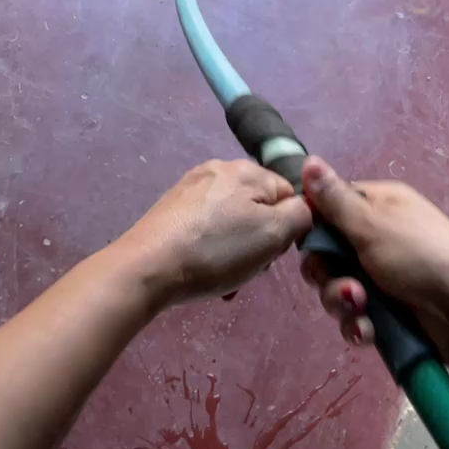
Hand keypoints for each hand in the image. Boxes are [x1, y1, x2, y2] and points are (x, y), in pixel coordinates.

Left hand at [115, 159, 312, 306]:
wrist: (147, 267)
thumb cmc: (215, 251)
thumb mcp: (272, 235)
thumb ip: (300, 215)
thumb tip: (302, 209)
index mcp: (246, 169)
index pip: (288, 194)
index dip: (288, 228)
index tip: (273, 256)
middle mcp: (219, 168)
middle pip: (258, 208)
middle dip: (259, 242)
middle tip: (249, 270)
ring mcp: (192, 187)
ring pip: (233, 221)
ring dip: (236, 251)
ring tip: (225, 279)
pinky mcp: (172, 208)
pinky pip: (207, 228)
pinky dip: (212, 250)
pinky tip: (204, 273)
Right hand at [299, 157, 448, 349]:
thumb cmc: (418, 254)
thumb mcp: (371, 223)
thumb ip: (334, 199)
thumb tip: (309, 159)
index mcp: (378, 205)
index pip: (330, 208)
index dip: (314, 226)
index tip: (307, 241)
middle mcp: (378, 237)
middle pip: (328, 253)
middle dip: (326, 273)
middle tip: (338, 280)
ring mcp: (384, 276)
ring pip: (338, 287)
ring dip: (342, 300)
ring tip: (361, 307)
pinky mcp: (389, 311)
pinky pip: (357, 315)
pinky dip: (358, 324)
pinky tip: (368, 331)